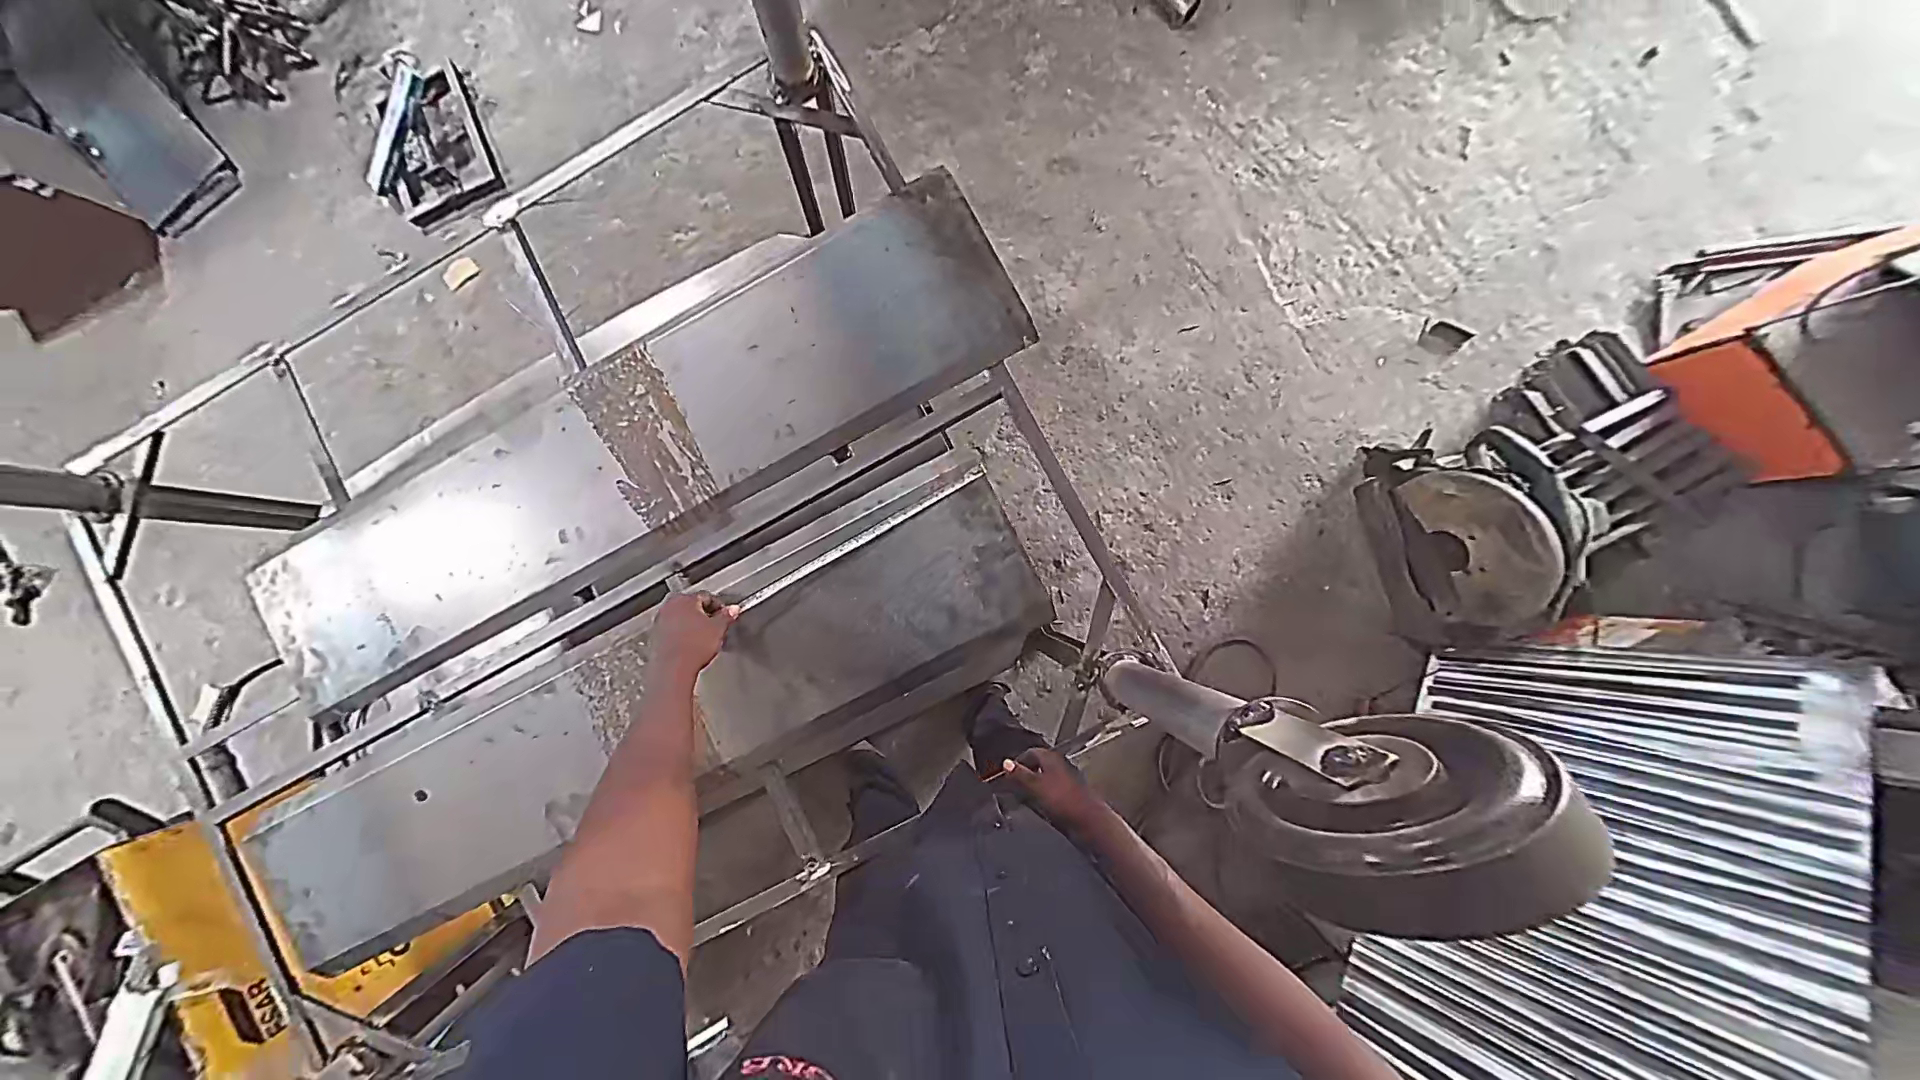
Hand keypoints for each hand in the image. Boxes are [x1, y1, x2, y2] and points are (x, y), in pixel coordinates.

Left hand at [651, 592, 738, 684]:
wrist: (673, 669)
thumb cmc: (692, 646)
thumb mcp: (719, 628)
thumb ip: (727, 616)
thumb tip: (732, 610)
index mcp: (685, 599)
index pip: (706, 596)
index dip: (719, 606)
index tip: (725, 615)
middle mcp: (669, 607)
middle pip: (691, 606)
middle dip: (703, 615)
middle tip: (715, 626)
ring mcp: (660, 622)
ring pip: (680, 618)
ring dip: (691, 625)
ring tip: (704, 638)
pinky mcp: (655, 637)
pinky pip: (672, 631)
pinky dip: (682, 635)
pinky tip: (691, 645)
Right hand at [1001, 747, 1108, 833]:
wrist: (1090, 821)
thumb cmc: (1065, 801)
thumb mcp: (1035, 786)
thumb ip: (1020, 774)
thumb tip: (1006, 763)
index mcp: (1052, 758)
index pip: (1031, 752)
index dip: (1019, 761)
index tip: (1009, 771)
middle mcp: (1061, 765)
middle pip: (1039, 765)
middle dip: (1026, 773)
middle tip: (1015, 784)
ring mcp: (1068, 780)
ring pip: (1046, 778)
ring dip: (1035, 786)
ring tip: (1026, 797)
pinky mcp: (1072, 795)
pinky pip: (1054, 791)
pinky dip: (1045, 796)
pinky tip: (1042, 806)